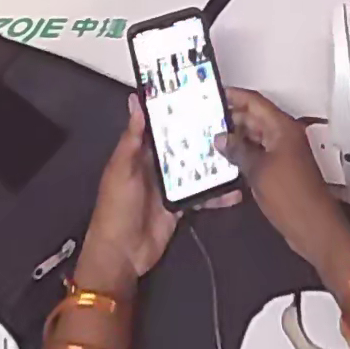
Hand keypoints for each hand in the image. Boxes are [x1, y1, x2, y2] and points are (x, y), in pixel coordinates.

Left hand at [76, 96, 236, 297]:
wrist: (121, 254)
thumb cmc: (115, 208)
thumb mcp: (121, 169)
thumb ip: (132, 137)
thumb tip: (134, 101)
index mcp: (139, 152)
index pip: (158, 125)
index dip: (172, 111)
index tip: (191, 94)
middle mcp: (156, 165)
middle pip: (180, 145)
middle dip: (198, 135)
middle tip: (223, 120)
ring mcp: (169, 185)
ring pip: (194, 168)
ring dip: (211, 163)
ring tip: (233, 150)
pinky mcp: (180, 205)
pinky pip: (201, 195)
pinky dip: (216, 194)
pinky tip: (232, 190)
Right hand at [215, 88, 349, 275]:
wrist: (314, 228)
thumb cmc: (292, 197)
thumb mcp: (258, 170)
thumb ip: (237, 150)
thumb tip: (221, 139)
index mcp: (282, 127)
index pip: (255, 102)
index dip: (235, 95)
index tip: (216, 94)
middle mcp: (284, 135)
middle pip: (255, 117)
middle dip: (232, 118)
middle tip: (209, 120)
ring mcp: (284, 152)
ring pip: (256, 135)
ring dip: (237, 137)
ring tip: (214, 139)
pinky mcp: (282, 169)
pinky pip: (259, 152)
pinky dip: (245, 153)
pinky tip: (228, 160)